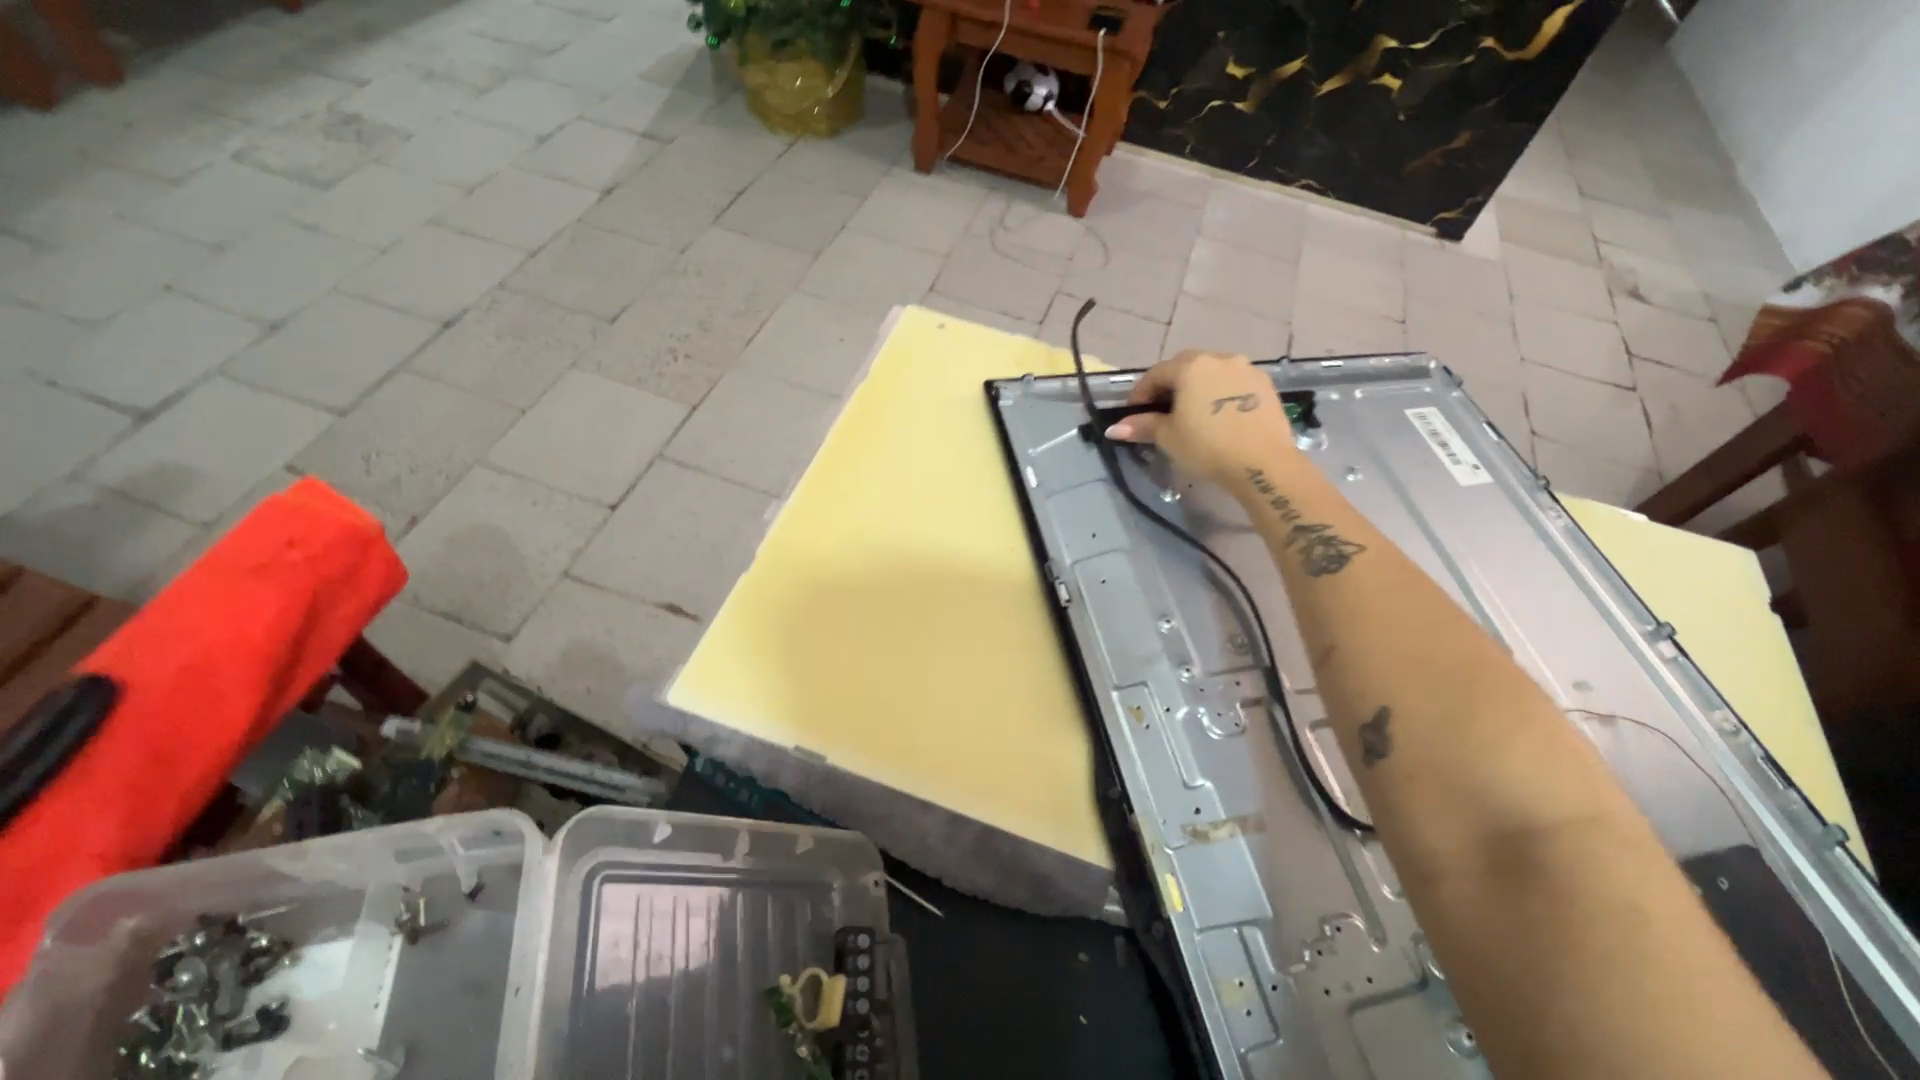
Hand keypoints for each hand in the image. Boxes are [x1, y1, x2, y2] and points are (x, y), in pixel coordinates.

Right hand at [1106, 350, 1297, 483]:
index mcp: (1191, 366)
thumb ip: (1142, 426)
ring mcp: (1246, 370)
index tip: (1134, 414)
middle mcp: (1219, 358)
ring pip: (1212, 374)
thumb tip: (1113, 429)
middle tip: (1162, 412)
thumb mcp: (1169, 437)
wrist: (1263, 463)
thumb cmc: (1207, 447)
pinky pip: (1234, 384)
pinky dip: (1221, 395)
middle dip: (1170, 386)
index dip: (1141, 393)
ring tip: (1193, 414)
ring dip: (1198, 388)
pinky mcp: (1264, 386)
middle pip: (1186, 367)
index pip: (1156, 374)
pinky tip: (1219, 417)